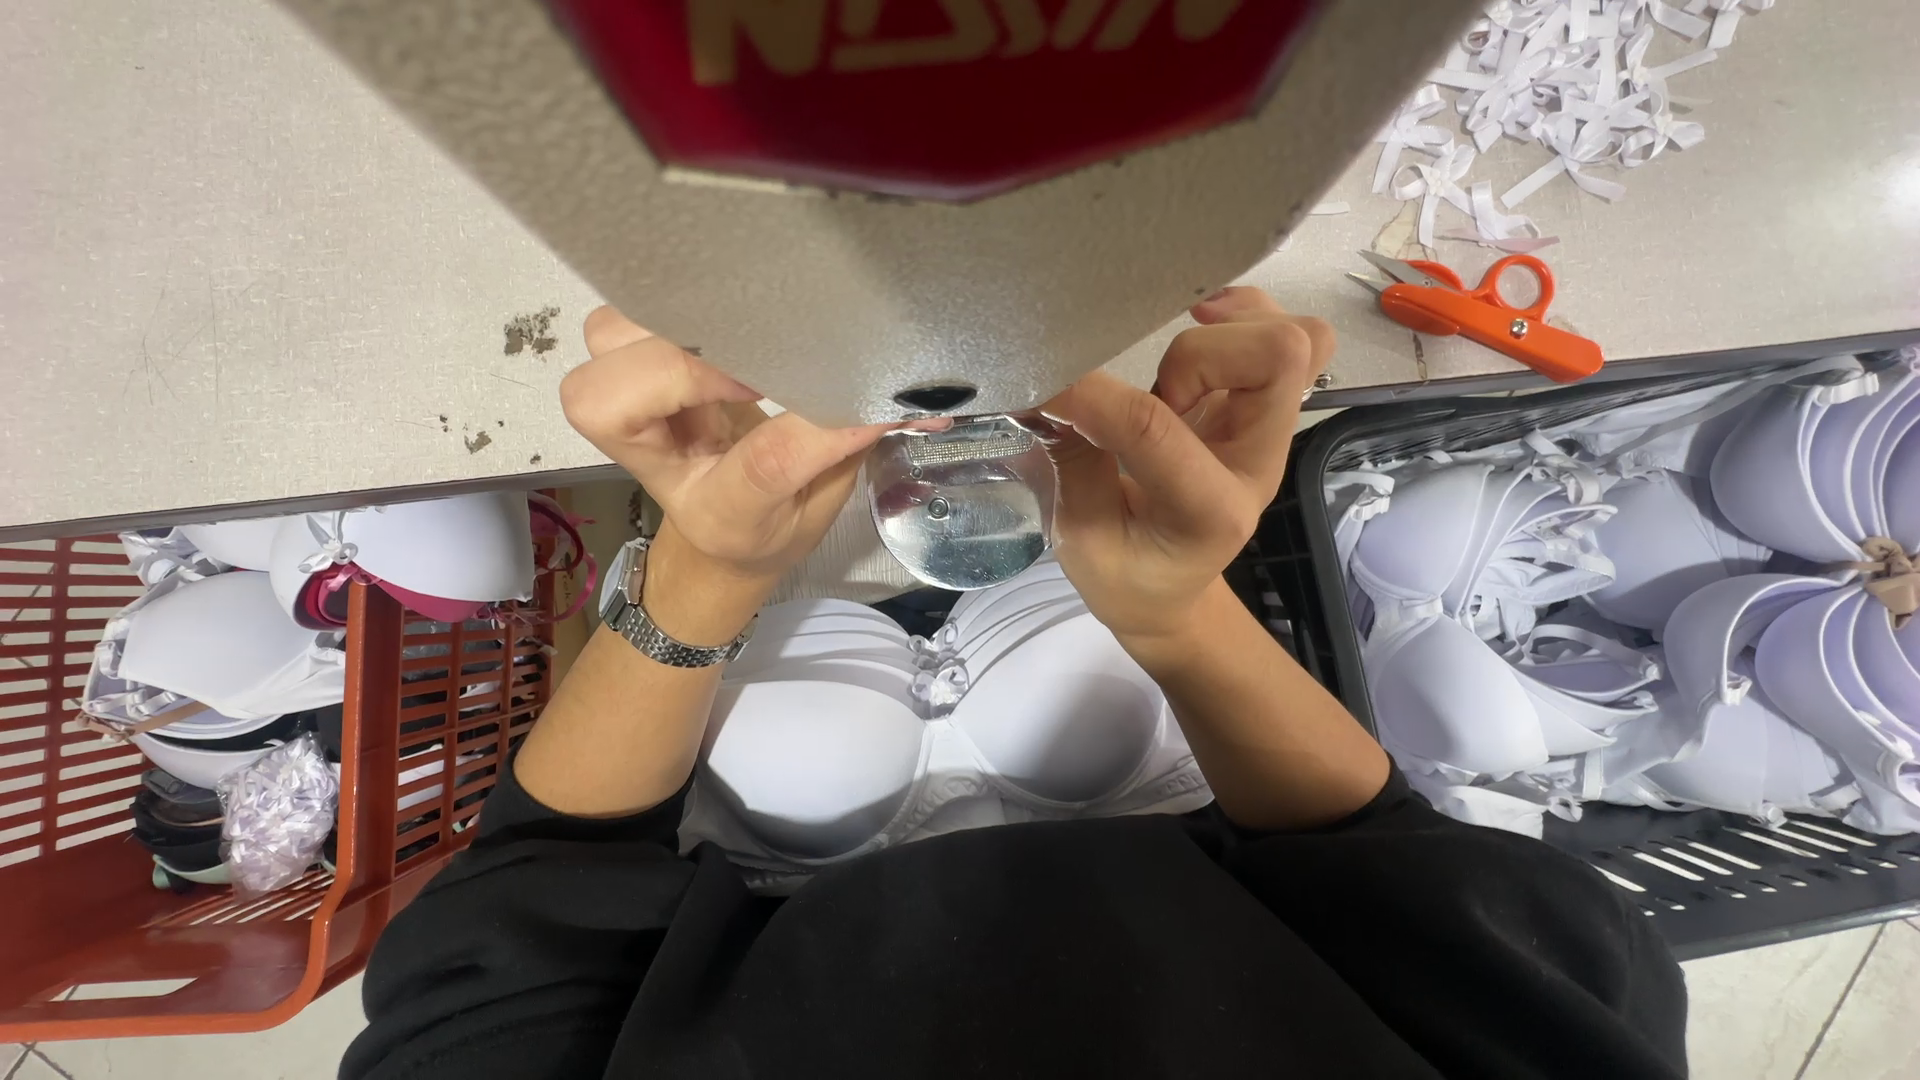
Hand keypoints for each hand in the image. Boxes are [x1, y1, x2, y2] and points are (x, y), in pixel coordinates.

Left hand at [560, 307, 945, 583]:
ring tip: (726, 334)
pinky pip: (612, 327)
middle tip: (756, 365)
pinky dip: (651, 315)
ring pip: (602, 348)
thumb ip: (846, 450)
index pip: (761, 464)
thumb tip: (906, 395)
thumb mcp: (820, 507)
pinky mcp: (631, 381)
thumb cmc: (773, 529)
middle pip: (610, 405)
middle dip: (684, 366)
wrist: (716, 547)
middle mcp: (660, 465)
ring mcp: (635, 420)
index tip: (868, 403)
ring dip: (659, 330)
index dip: (815, 427)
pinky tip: (706, 324)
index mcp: (722, 515)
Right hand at [1031, 287, 1333, 647]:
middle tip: (1150, 392)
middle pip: (1274, 359)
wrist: (1168, 592)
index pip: (1156, 429)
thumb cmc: (1124, 576)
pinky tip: (1199, 325)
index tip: (1042, 389)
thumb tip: (1041, 389)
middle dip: (1192, 355)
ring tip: (1175, 362)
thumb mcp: (1080, 539)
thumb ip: (1070, 462)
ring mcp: (1265, 435)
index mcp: (1208, 513)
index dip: (1091, 396)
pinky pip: (1292, 340)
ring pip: (1296, 340)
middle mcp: (1253, 464)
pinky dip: (1245, 317)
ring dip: (1229, 331)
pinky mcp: (1260, 413)